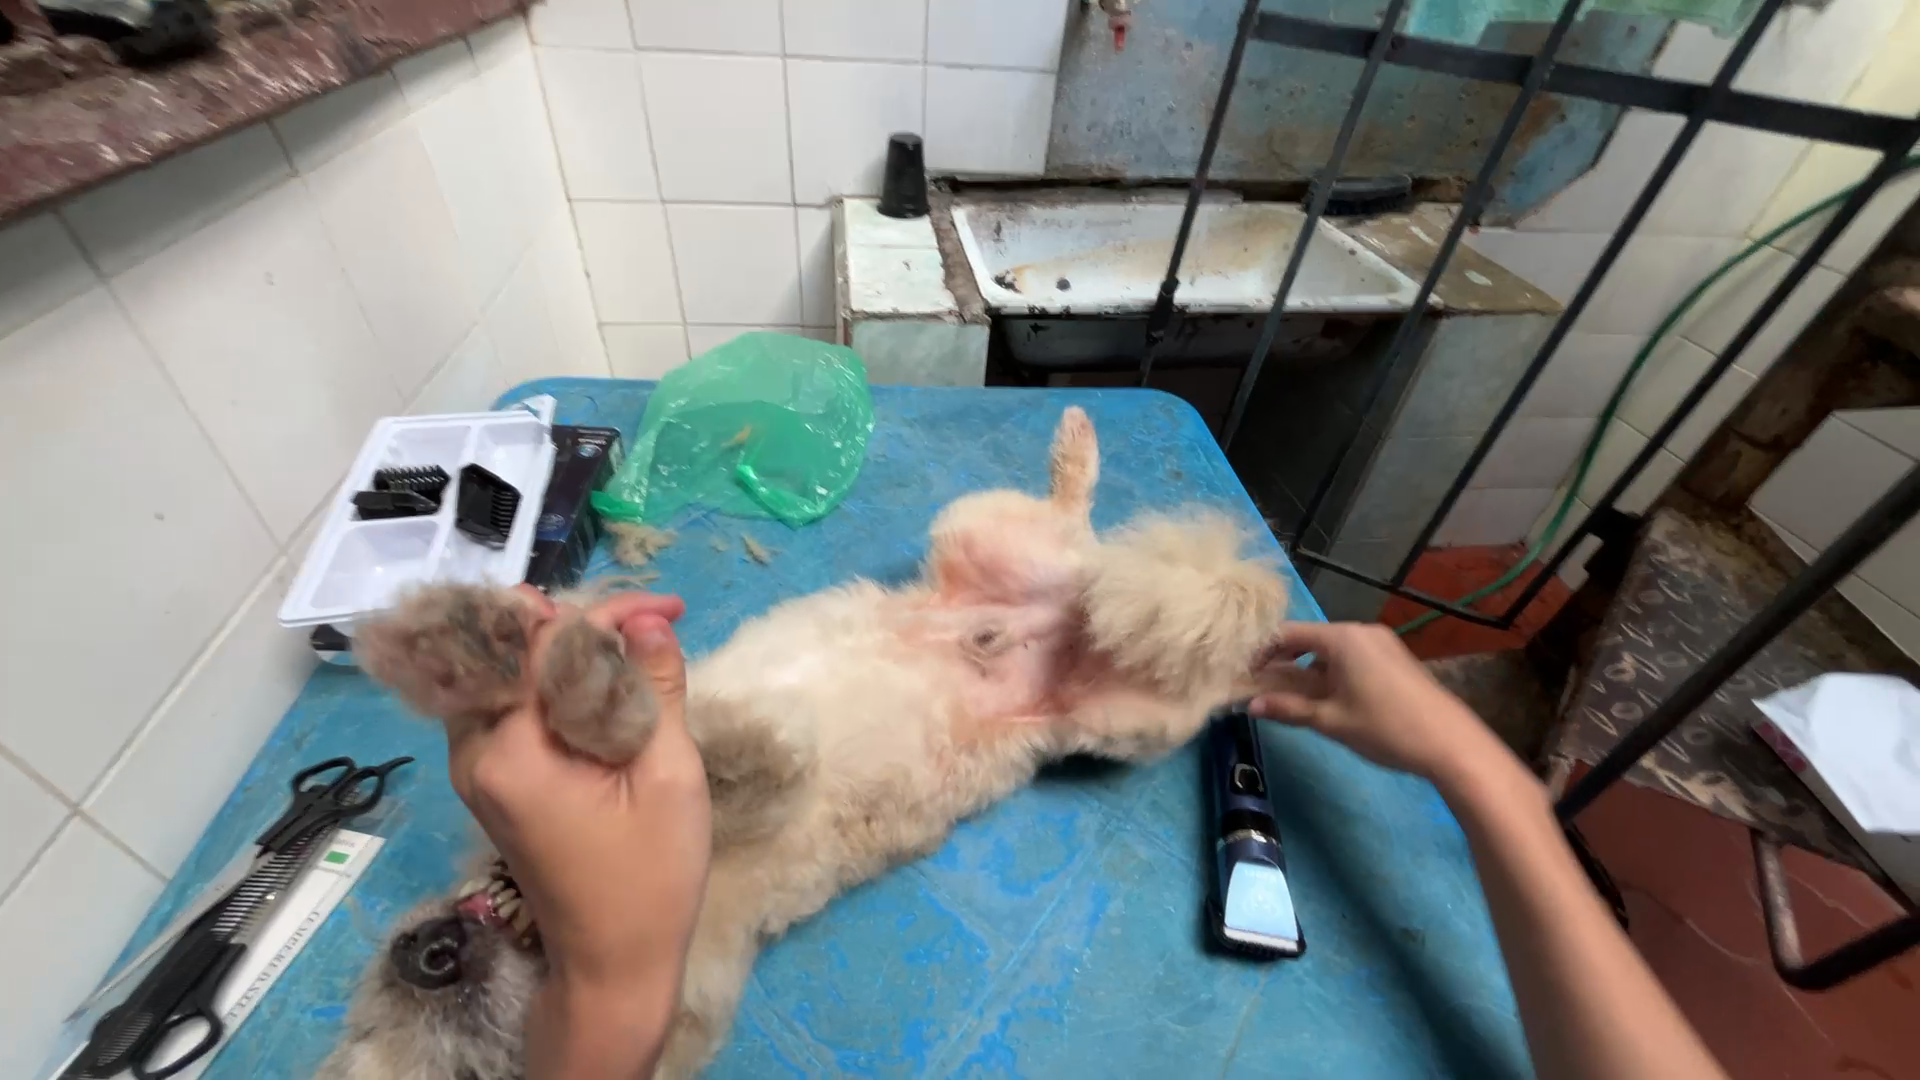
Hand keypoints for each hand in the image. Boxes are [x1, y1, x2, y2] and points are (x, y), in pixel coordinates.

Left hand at [446, 588, 710, 1004]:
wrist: (615, 961)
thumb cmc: (649, 873)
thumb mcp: (669, 775)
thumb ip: (656, 690)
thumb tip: (650, 620)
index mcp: (509, 752)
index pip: (536, 642)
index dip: (603, 612)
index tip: (667, 612)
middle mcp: (476, 753)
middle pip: (511, 650)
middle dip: (583, 622)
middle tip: (654, 626)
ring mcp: (482, 768)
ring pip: (512, 672)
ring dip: (572, 646)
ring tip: (638, 642)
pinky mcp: (500, 779)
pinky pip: (518, 704)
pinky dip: (562, 678)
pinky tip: (610, 679)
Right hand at [1250, 621, 1496, 788]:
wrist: (1454, 746)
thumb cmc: (1385, 727)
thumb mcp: (1330, 720)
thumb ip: (1287, 708)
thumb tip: (1250, 706)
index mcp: (1341, 638)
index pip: (1286, 634)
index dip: (1261, 652)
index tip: (1244, 673)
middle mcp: (1360, 631)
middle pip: (1308, 638)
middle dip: (1282, 660)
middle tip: (1261, 684)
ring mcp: (1381, 643)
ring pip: (1329, 649)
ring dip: (1306, 667)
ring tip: (1291, 694)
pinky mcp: (1394, 659)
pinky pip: (1350, 656)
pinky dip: (1330, 670)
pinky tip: (1327, 695)